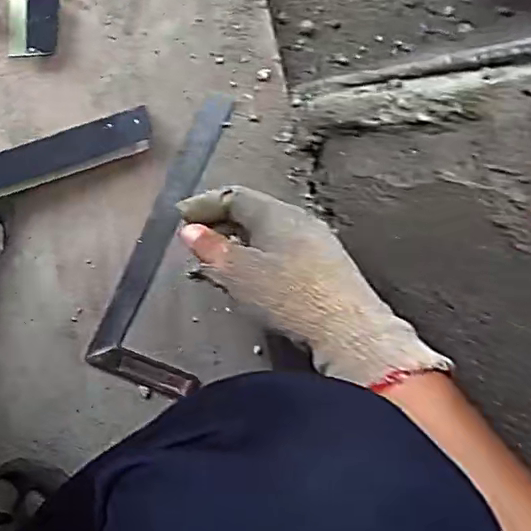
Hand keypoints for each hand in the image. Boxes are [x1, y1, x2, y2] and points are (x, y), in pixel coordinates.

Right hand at [176, 185, 450, 386]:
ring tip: (216, 259)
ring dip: (237, 241)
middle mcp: (301, 222)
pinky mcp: (326, 270)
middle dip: (219, 223)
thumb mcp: (235, 271)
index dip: (203, 204)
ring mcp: (318, 245)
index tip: (181, 217)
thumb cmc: (288, 296)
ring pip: (267, 233)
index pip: (233, 197)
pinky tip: (248, 276)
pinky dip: (256, 255)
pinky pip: (281, 251)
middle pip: (252, 213)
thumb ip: (209, 247)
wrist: (349, 333)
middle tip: (195, 237)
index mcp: (277, 214)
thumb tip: (190, 231)